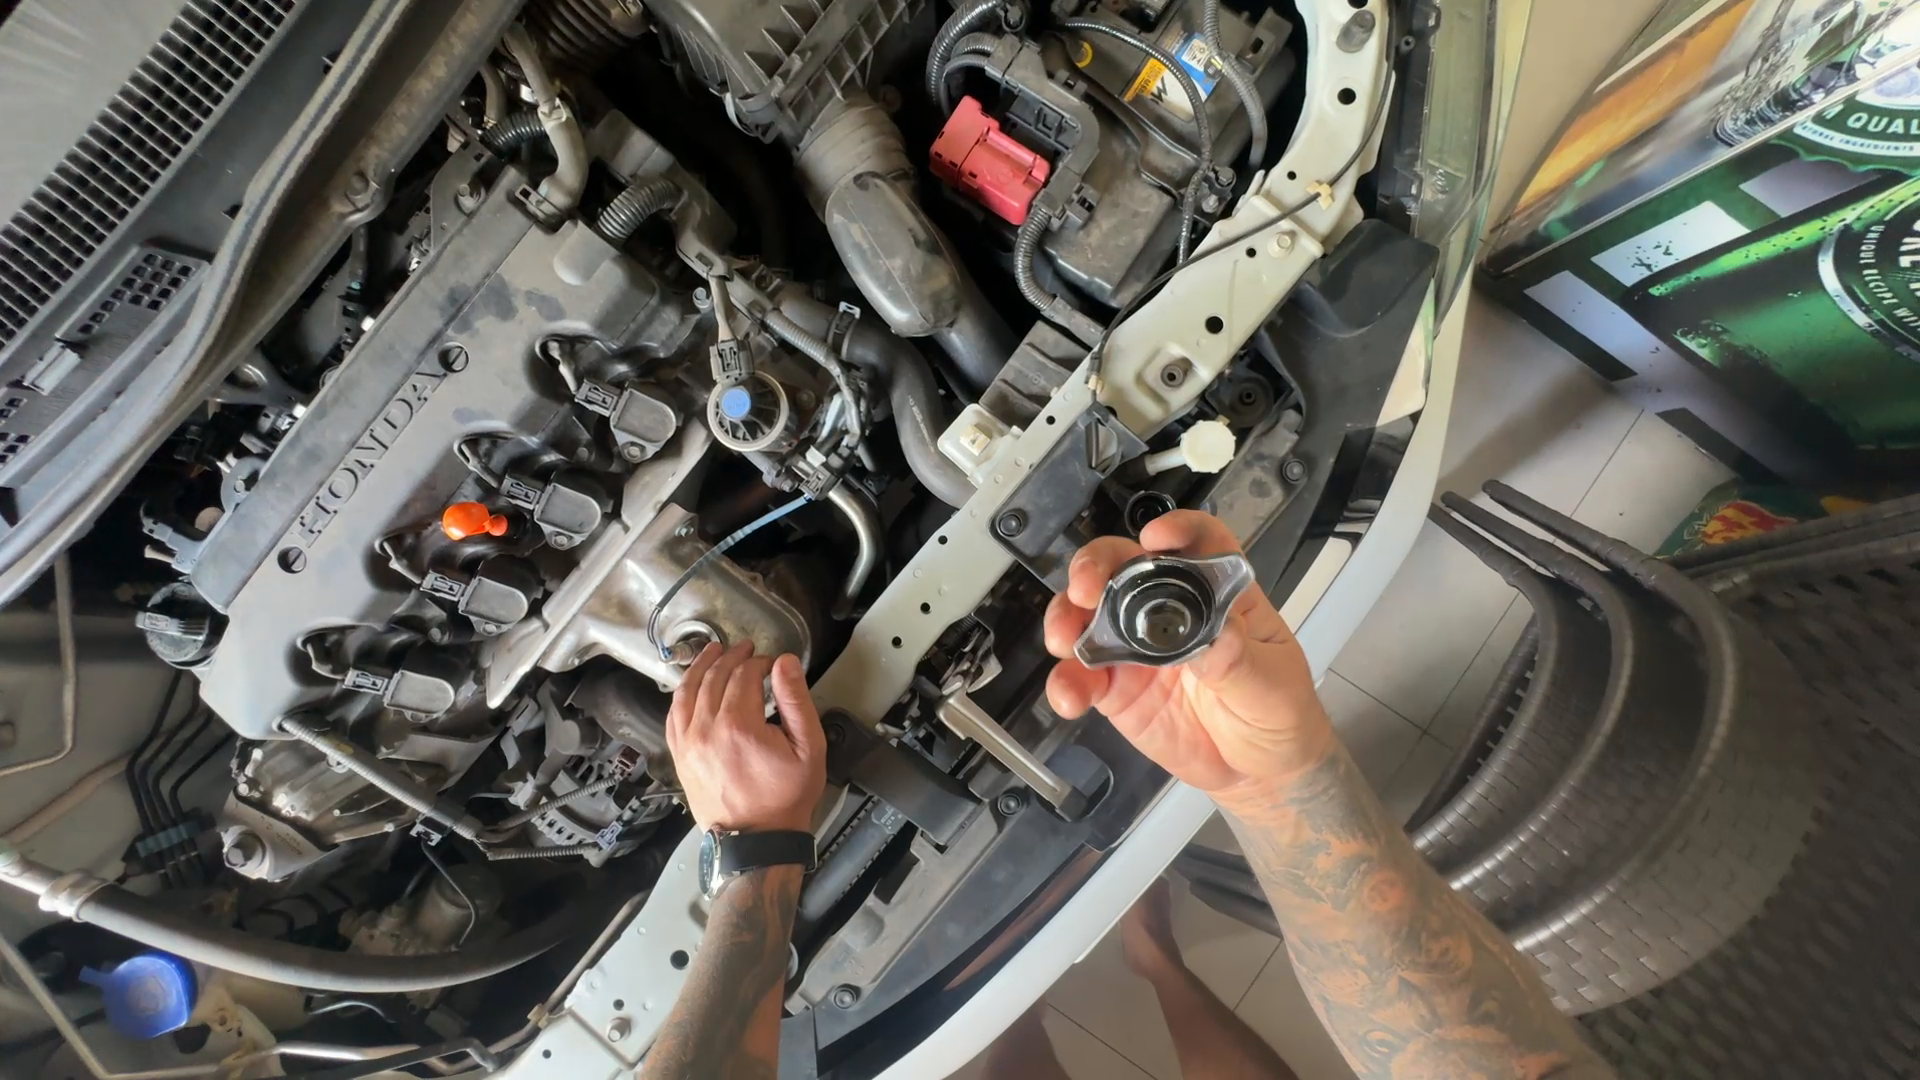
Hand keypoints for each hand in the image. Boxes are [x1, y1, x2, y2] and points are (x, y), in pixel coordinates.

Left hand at [667, 642, 825, 833]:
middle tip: (746, 647)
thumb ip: (796, 700)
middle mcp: (706, 729)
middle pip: (714, 677)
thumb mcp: (809, 747)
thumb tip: (784, 663)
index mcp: (739, 725)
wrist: (757, 840)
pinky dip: (682, 693)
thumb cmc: (786, 795)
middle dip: (732, 657)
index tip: (773, 664)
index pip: (744, 675)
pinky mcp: (680, 756)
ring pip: (687, 691)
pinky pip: (673, 715)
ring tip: (714, 651)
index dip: (759, 662)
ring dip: (701, 666)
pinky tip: (692, 684)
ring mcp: (688, 744)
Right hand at [1043, 511, 1335, 821]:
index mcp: (1215, 595)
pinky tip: (1068, 698)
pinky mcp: (1113, 686)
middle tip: (1084, 590)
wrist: (1255, 776)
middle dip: (1094, 567)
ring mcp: (1134, 646)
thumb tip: (1216, 636)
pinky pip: (1079, 675)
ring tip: (1063, 643)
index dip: (1177, 530)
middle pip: (1123, 565)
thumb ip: (1241, 661)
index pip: (1198, 544)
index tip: (1155, 538)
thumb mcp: (1273, 687)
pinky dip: (1065, 682)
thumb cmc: (1277, 716)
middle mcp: (1167, 609)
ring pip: (1087, 613)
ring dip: (1065, 618)